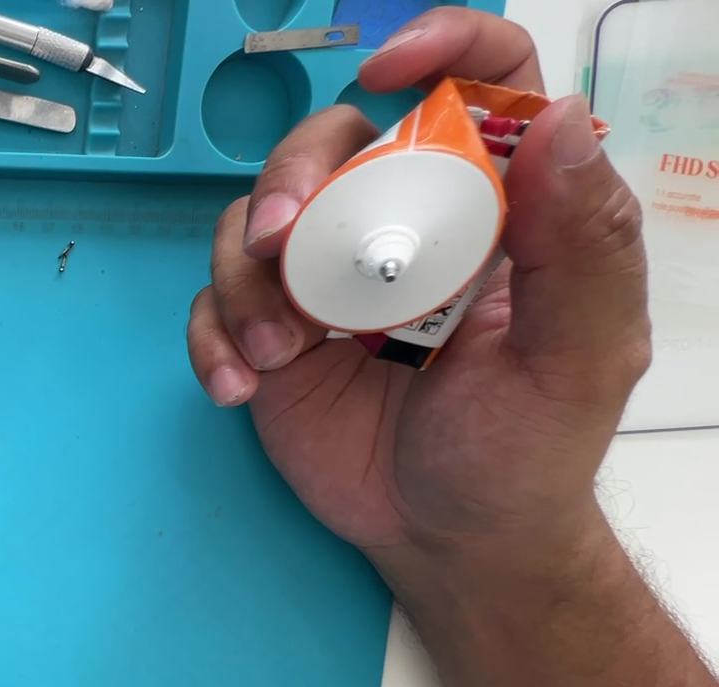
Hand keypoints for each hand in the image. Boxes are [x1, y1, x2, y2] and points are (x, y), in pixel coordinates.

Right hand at [185, 9, 648, 583]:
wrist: (433, 532)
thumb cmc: (520, 448)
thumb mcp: (576, 354)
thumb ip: (581, 243)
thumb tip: (553, 122)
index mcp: (485, 216)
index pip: (470, 97)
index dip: (438, 52)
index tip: (385, 68)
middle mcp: (391, 236)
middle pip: (322, 154)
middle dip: (288, 185)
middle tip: (280, 243)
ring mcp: (315, 291)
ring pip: (247, 235)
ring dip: (243, 289)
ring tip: (272, 357)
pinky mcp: (260, 340)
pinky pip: (210, 312)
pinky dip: (209, 343)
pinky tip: (235, 388)